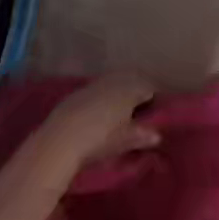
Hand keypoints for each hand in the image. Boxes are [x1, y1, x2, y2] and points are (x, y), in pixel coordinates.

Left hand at [39, 72, 161, 167]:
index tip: (152, 114)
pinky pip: (97, 89)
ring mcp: (96, 83)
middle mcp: (116, 80)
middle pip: (132, 80)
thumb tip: (157, 136)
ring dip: (119, 93)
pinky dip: (102, 97)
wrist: (61, 137)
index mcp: (132, 88)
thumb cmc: (101, 137)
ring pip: (114, 82)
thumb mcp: (125, 140)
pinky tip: (97, 114)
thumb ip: (142, 135)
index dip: (153, 100)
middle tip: (137, 112)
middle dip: (136, 92)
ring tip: (117, 113)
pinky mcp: (78, 91)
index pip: (150, 88)